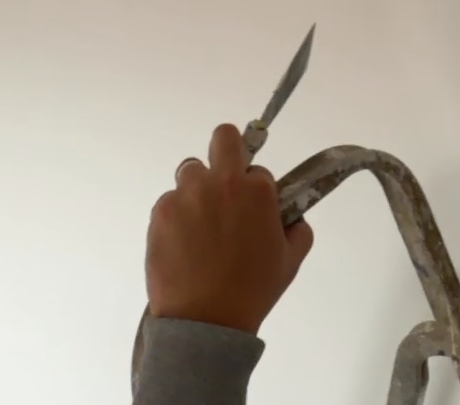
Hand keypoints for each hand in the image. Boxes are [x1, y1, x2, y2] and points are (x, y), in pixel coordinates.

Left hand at [145, 123, 314, 333]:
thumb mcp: (290, 261)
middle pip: (223, 137)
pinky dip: (175, 216)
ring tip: (198, 223)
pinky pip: (169, 201)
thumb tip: (293, 216)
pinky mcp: (161, 210)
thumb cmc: (252, 291)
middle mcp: (221, 181)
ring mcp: (187, 193)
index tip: (251, 207)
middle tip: (223, 181)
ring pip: (190, 171)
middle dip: (226, 151)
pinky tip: (181, 244)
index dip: (255, 187)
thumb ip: (298, 229)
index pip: (257, 168)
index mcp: (256, 190)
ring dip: (196, 188)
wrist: (205, 322)